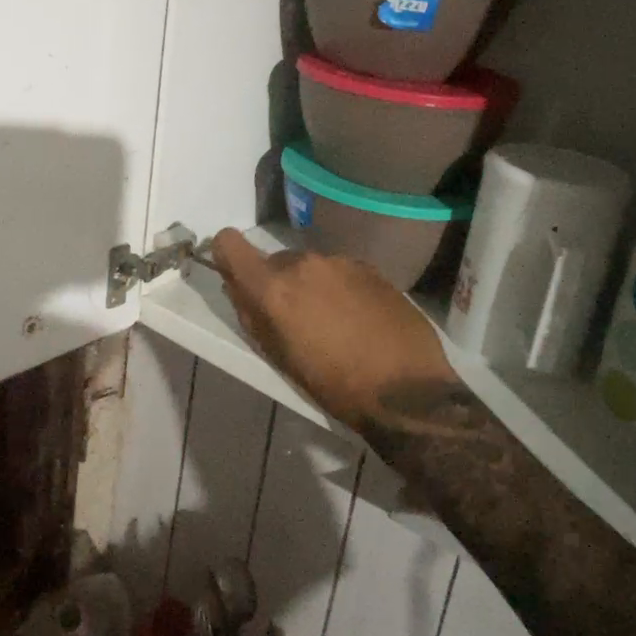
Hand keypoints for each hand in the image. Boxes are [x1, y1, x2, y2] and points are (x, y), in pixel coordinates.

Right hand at [211, 229, 457, 423]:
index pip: (229, 243)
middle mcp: (303, 263)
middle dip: (279, 284)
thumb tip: (238, 288)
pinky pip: (341, 272)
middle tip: (297, 320)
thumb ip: (252, 315)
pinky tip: (361, 321)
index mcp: (273, 287)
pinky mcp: (372, 269)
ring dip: (313, 286)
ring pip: (311, 267)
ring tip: (334, 323)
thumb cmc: (334, 385)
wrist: (408, 392)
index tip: (238, 278)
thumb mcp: (279, 357)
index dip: (227, 256)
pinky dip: (342, 290)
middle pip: (275, 261)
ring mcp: (341, 262)